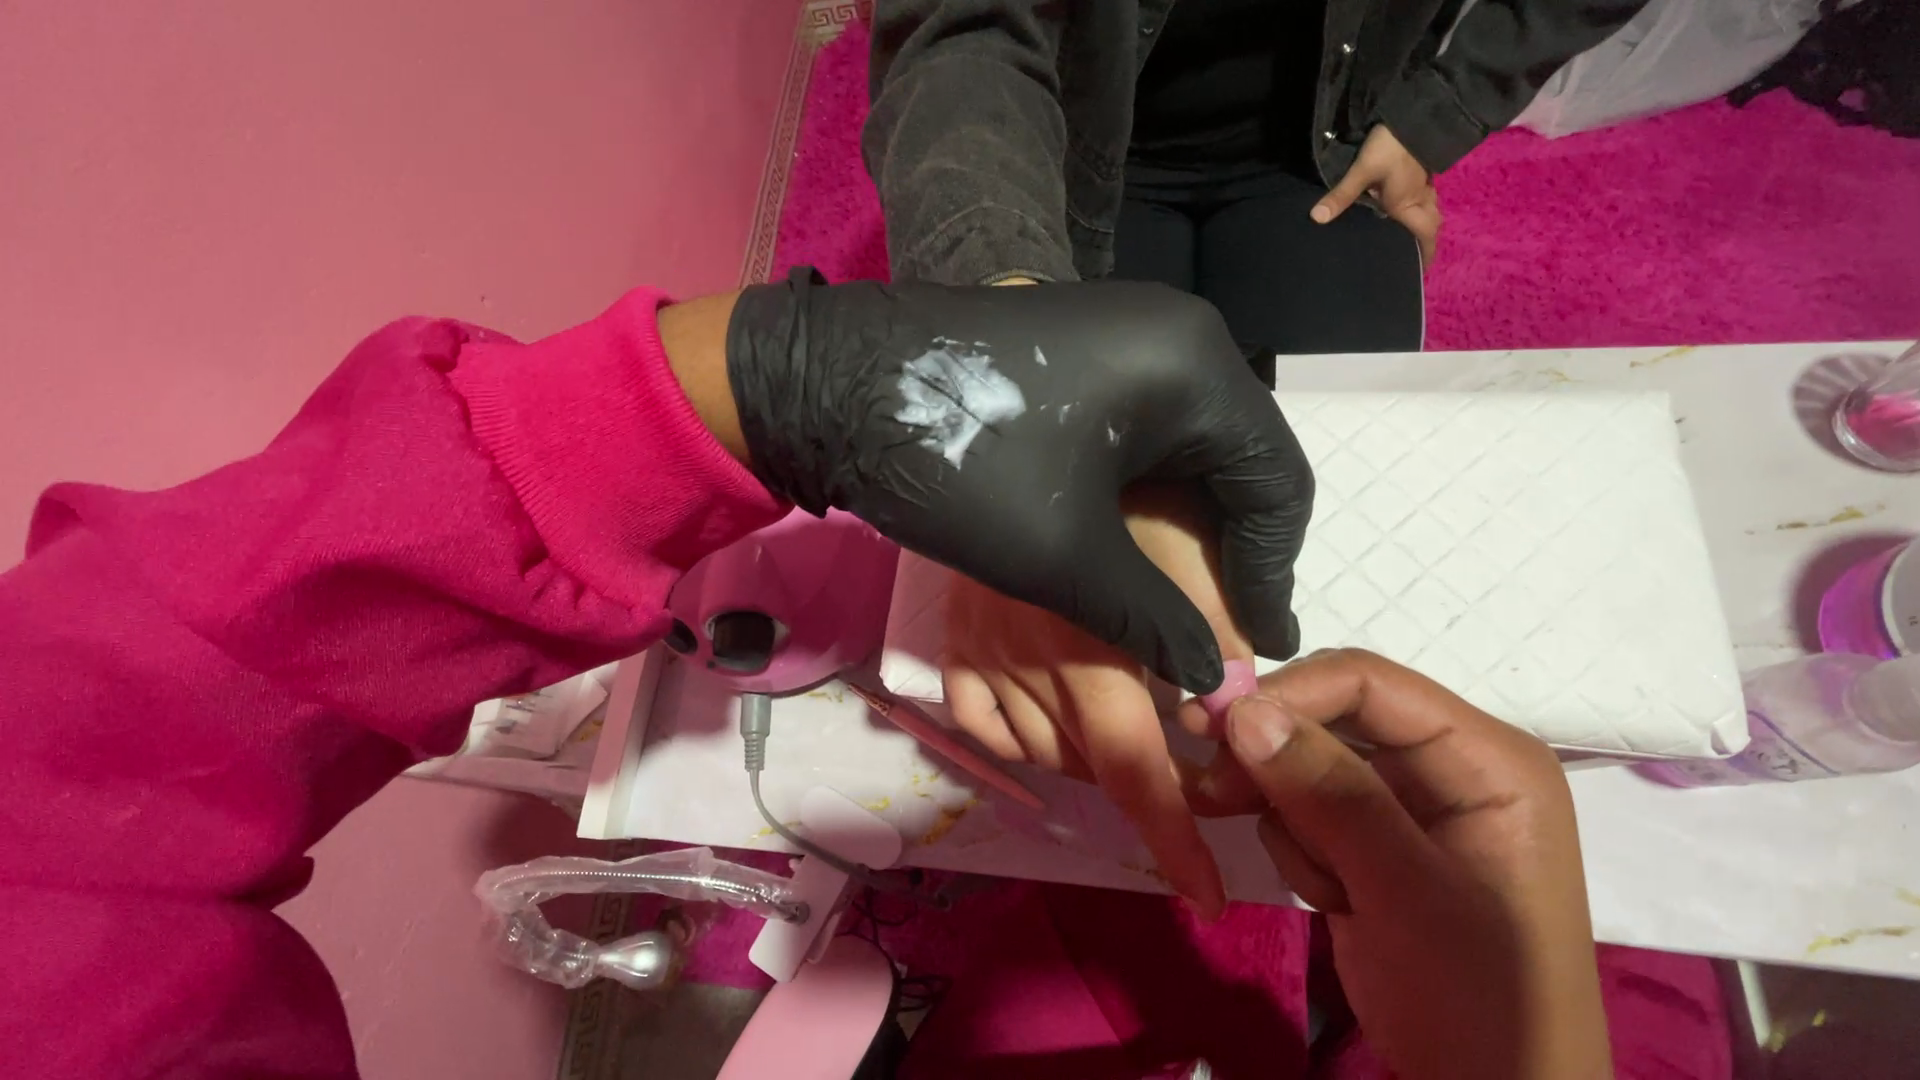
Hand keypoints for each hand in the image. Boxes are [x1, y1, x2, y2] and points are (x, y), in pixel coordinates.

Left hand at [725, 268, 1313, 693]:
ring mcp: (1127, 335)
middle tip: (1221, 633)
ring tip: (1181, 606)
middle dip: (1231, 553)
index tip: (1259, 647)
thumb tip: (1212, 679)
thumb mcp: (1064, 556)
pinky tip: (1133, 547)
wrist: (836, 386)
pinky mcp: (1084, 352)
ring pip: (1190, 450)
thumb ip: (1152, 619)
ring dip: (1187, 528)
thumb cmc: (962, 465)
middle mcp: (1178, 335)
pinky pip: (1146, 431)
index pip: (1277, 484)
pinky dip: (1148, 495)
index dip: (1271, 574)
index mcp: (1194, 366)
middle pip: (1239, 462)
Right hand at [943, 483, 1254, 916]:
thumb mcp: (1193, 545)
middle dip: (1142, 781)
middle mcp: (1025, 665)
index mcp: (1091, 649)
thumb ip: (1218, 633)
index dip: (1174, 840)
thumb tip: (1232, 711)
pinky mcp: (951, 638)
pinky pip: (976, 720)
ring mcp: (979, 652)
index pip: (1136, 771)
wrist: (1026, 426)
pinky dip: (1015, 736)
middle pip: (1087, 764)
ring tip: (1117, 720)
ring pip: (1035, 751)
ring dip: (1086, 755)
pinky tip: (1043, 713)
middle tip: (1180, 761)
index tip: (1204, 897)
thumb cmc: (1123, 477)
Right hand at [1184, 650, 1610, 1079]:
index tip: (1211, 729)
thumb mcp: (1405, 892)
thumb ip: (1329, 792)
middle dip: (1276, 760)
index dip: (1288, 694)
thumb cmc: (1474, 997)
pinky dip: (1299, 846)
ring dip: (1292, 817)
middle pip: (1330, 717)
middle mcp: (1446, 763)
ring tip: (1324, 886)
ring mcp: (1407, 802)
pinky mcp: (1373, 838)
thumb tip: (1242, 710)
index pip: (1368, 682)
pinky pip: (1306, 806)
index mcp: (1484, 757)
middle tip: (1212, 793)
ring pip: (1306, 761)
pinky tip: (1331, 897)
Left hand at [1313, 124, 1441, 266]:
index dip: (1425, 253)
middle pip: (1429, 225)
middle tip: (1411, 258)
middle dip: (1424, 242)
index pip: (1424, 234)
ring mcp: (1422, 184)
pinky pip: (1422, 198)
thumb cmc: (1390, 145)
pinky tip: (1397, 213)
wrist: (1415, 112)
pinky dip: (1415, 210)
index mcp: (1406, 204)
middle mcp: (1418, 197)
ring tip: (1404, 241)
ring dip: (1419, 225)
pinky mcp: (1419, 173)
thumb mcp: (1362, 171)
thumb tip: (1317, 218)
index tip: (1421, 270)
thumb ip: (1341, 195)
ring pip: (1426, 211)